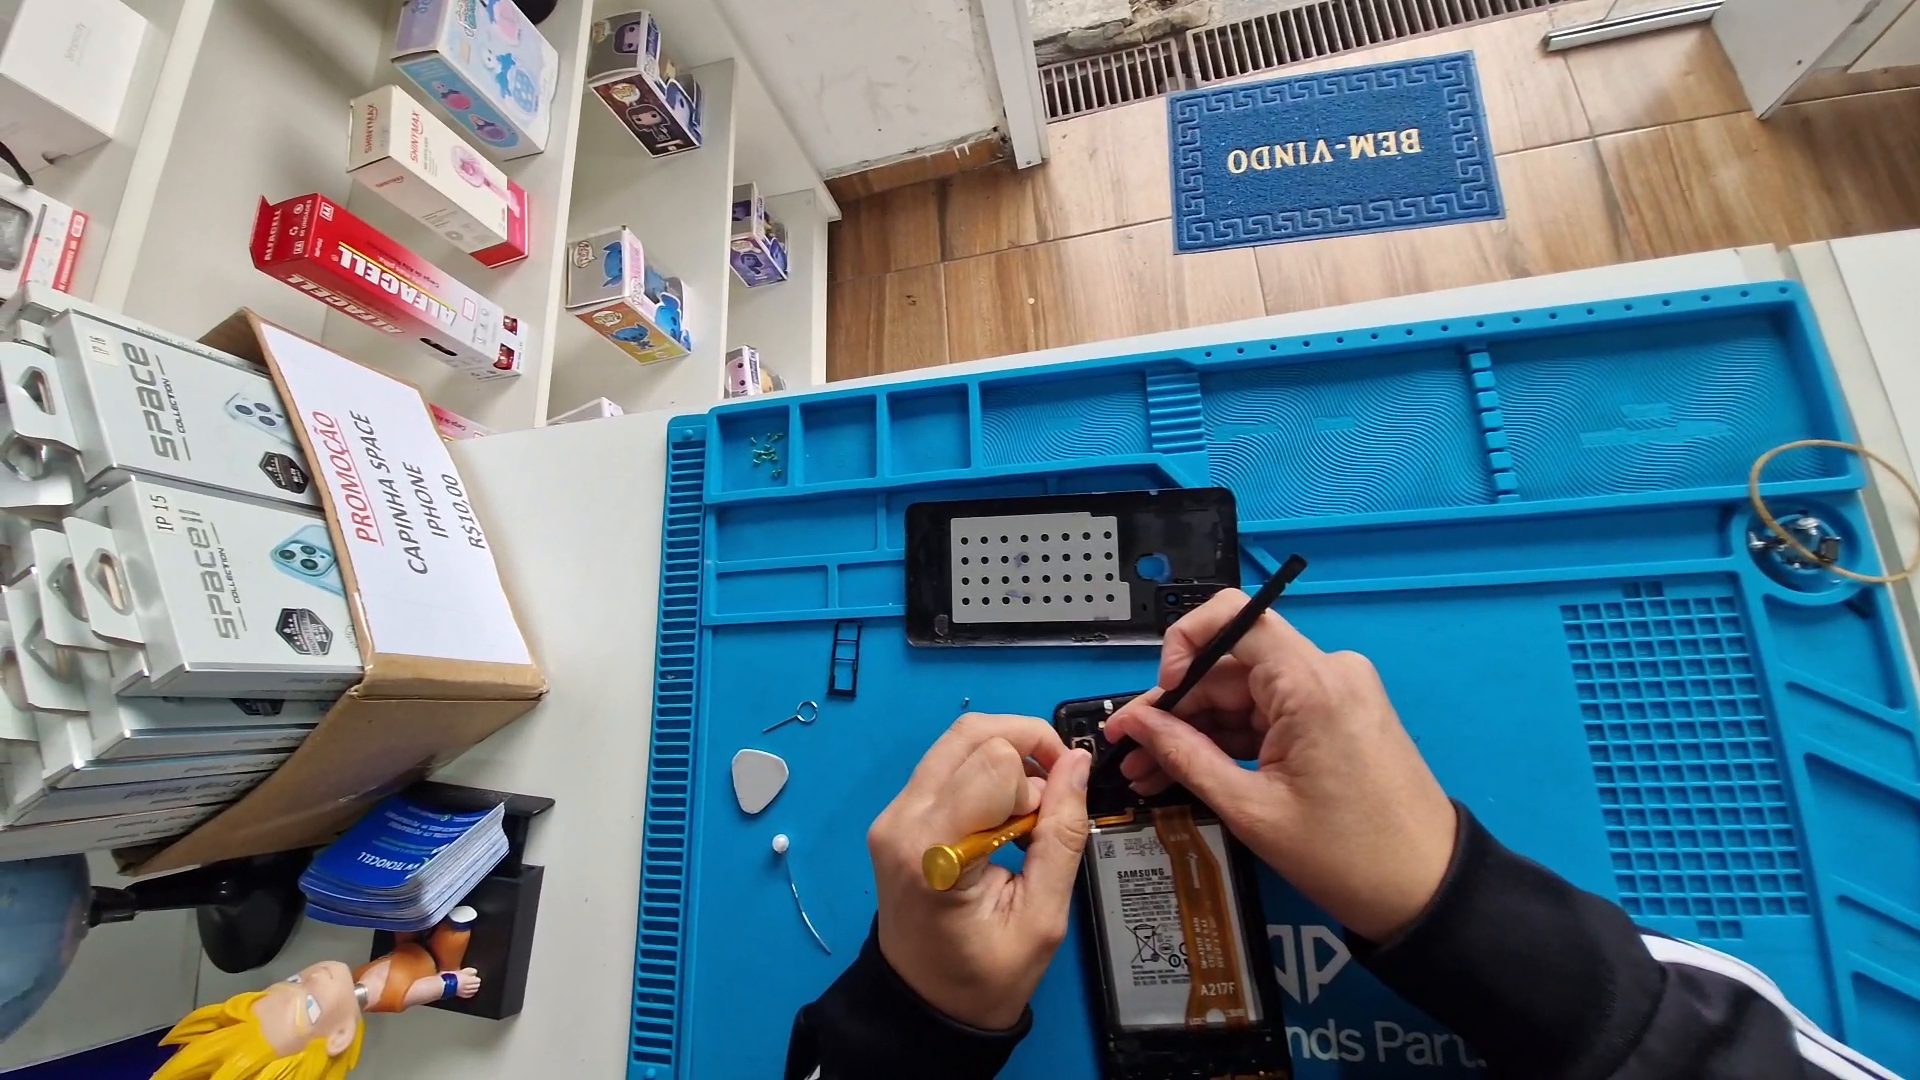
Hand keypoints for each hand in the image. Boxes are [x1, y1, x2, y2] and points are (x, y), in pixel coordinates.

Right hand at [454, 969, 480, 997]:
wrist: (445, 984)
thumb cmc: (453, 977)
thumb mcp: (463, 971)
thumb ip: (471, 971)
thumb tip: (475, 972)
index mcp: (468, 980)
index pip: (478, 981)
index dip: (477, 979)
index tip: (476, 978)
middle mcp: (467, 987)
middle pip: (476, 986)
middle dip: (477, 984)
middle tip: (476, 982)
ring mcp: (464, 992)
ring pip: (473, 991)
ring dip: (474, 988)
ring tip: (474, 986)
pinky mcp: (460, 995)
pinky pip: (469, 995)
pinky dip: (471, 993)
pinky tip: (471, 992)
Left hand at [867, 713, 1092, 1029]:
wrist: (921, 1005)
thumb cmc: (985, 979)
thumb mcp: (1042, 918)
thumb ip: (1062, 834)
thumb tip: (1078, 762)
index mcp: (935, 851)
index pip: (992, 761)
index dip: (1036, 775)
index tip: (1050, 817)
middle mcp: (904, 817)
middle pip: (971, 731)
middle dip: (1025, 744)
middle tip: (1051, 791)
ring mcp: (894, 810)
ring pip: (958, 738)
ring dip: (1005, 753)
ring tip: (1028, 802)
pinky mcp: (896, 810)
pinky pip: (947, 760)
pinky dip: (984, 767)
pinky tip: (1001, 809)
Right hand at [1102, 590, 1456, 942]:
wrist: (1430, 896)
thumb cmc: (1347, 857)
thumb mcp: (1251, 808)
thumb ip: (1183, 755)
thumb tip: (1132, 724)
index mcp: (1311, 683)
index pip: (1232, 617)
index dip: (1183, 644)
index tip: (1161, 695)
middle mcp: (1324, 671)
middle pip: (1227, 666)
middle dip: (1174, 708)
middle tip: (1130, 748)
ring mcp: (1330, 692)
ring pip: (1238, 693)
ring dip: (1192, 729)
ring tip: (1147, 770)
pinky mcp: (1329, 714)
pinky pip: (1262, 712)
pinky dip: (1225, 737)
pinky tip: (1184, 767)